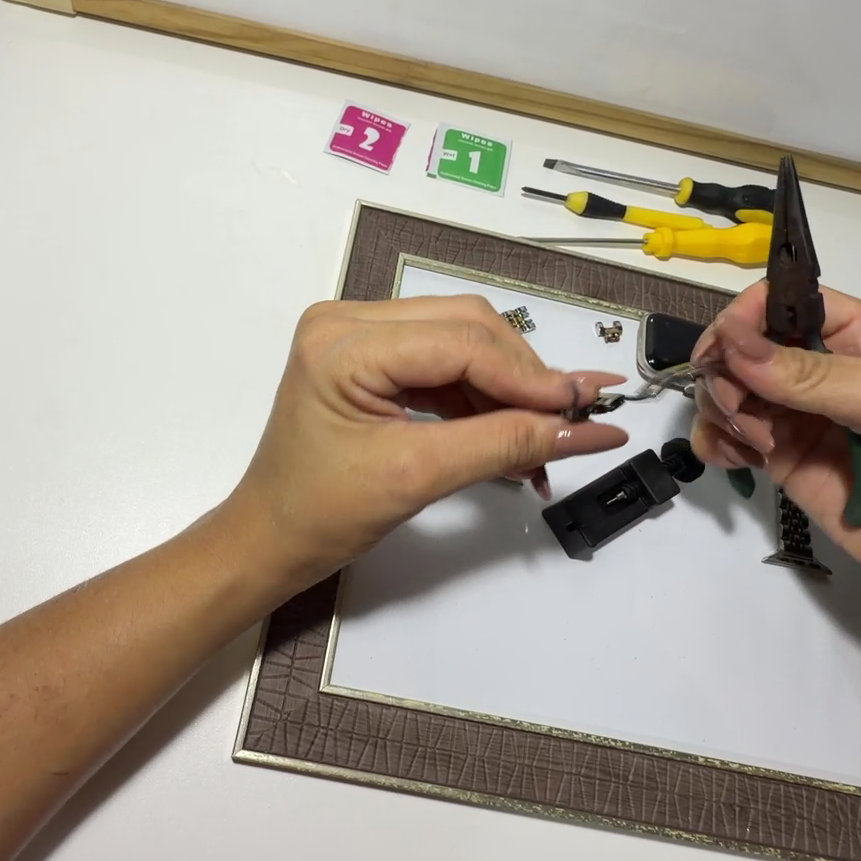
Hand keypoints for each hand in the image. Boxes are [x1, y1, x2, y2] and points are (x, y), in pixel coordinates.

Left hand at [230, 297, 629, 583]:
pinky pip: (441, 364)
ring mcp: (356, 336)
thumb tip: (589, 428)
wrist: (270, 539)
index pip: (461, 341)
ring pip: (460, 342)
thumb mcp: (418, 476)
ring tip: (542, 440)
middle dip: (522, 377)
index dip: (529, 376)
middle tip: (569, 423)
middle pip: (466, 328)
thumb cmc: (322, 515)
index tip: (586, 409)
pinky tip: (508, 433)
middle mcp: (346, 321)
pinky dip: (478, 398)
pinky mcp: (368, 358)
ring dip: (505, 390)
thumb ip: (506, 444)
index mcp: (342, 342)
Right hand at [688, 282, 860, 606]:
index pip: (784, 302)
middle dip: (728, 374)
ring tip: (754, 443)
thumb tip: (732, 342)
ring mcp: (796, 415)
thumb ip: (816, 375)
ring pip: (726, 389)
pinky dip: (713, 441)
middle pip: (742, 346)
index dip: (746, 319)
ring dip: (722, 410)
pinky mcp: (779, 457)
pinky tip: (732, 460)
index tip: (723, 353)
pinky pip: (725, 435)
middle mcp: (822, 369)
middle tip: (743, 412)